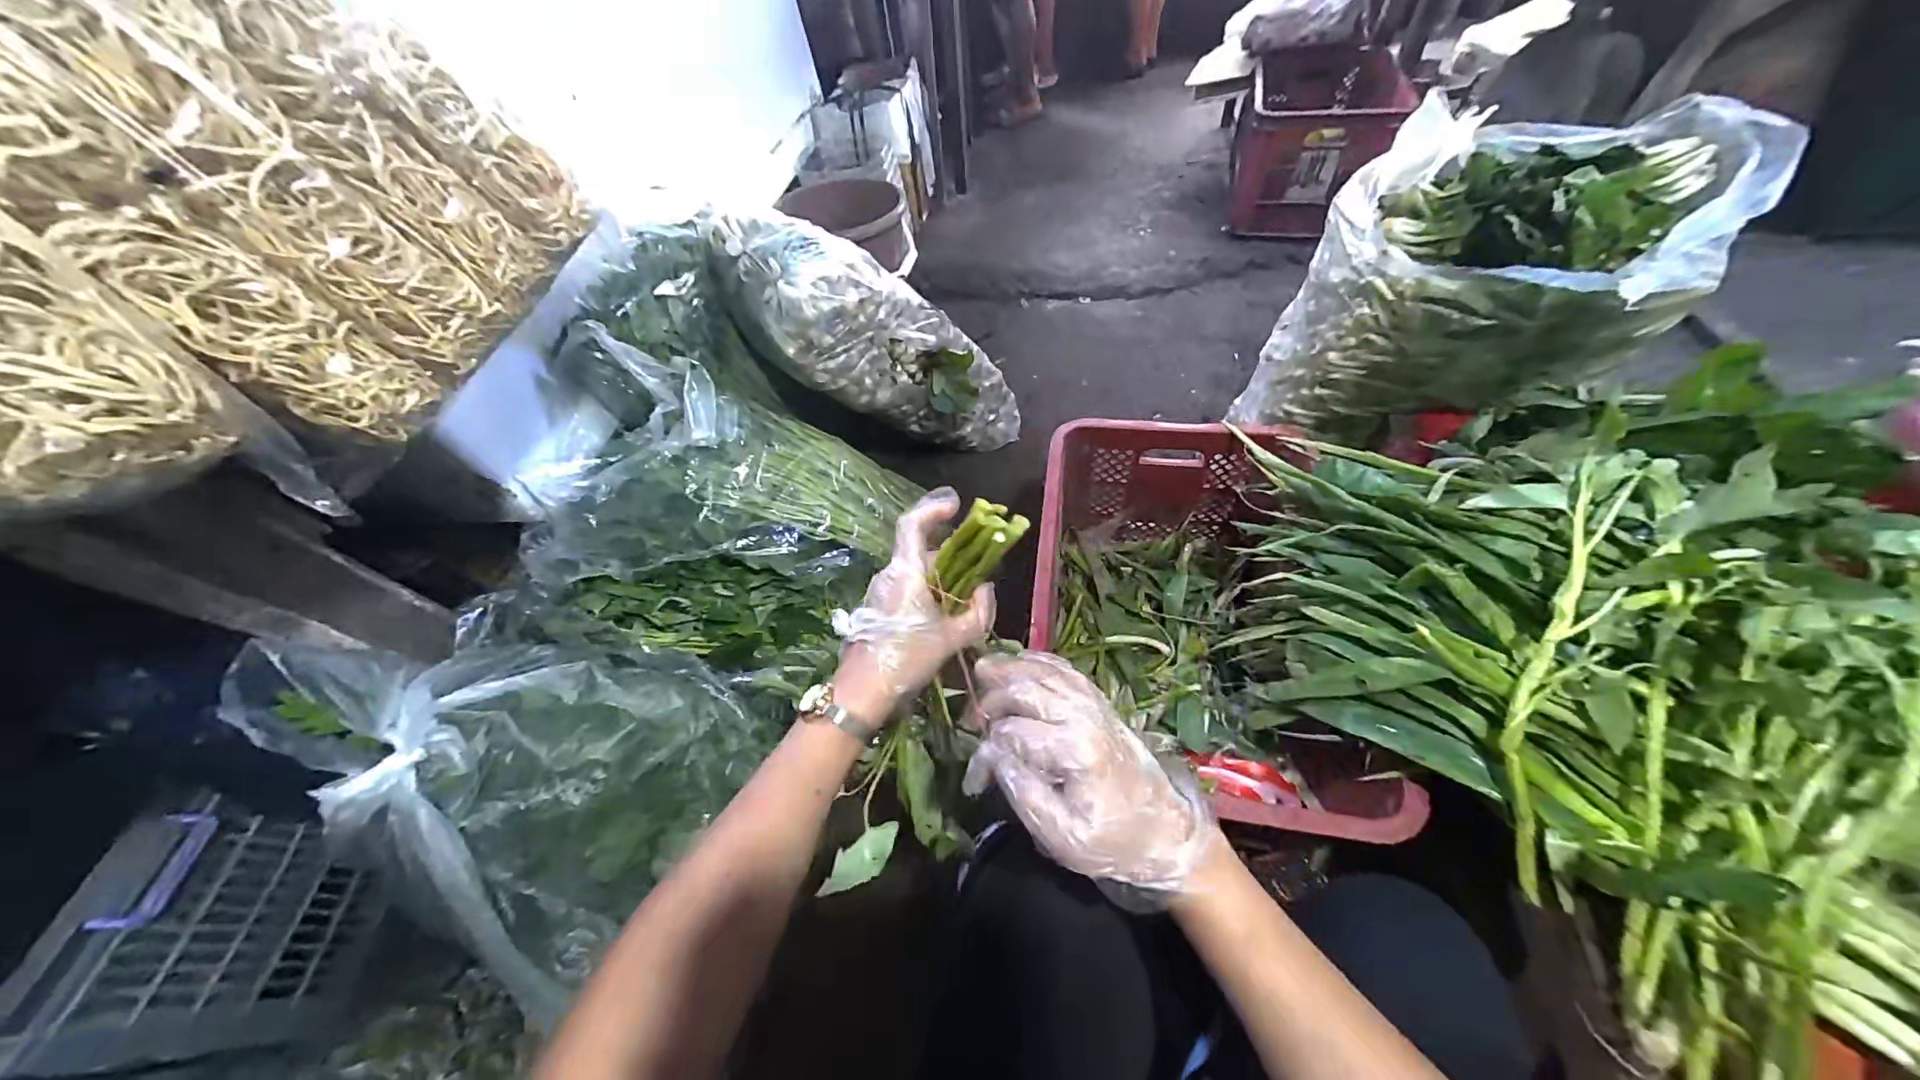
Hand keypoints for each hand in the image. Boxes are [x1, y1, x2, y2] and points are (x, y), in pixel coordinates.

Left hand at [831, 488, 995, 723]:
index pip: (913, 524)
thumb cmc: (907, 658)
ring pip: (915, 573)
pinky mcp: (876, 607)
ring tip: (963, 603)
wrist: (863, 690)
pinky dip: (926, 594)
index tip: (956, 505)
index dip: (934, 508)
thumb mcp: (953, 637)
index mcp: (905, 572)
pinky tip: (941, 619)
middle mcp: (889, 574)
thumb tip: (985, 589)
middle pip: (921, 552)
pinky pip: (906, 589)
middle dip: (950, 558)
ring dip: (939, 580)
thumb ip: (978, 611)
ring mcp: (879, 591)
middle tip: (976, 573)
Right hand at [962, 651, 1212, 896]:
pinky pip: (1066, 671)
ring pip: (1045, 671)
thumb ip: (1024, 794)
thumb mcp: (1063, 837)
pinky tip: (1020, 661)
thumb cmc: (1112, 842)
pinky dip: (1039, 662)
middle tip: (969, 719)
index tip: (974, 782)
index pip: (1011, 733)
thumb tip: (994, 759)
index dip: (984, 754)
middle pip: (1025, 689)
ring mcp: (1095, 705)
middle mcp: (1084, 716)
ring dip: (1010, 669)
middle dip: (990, 699)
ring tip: (982, 671)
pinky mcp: (1100, 704)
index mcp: (1075, 749)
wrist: (1166, 834)